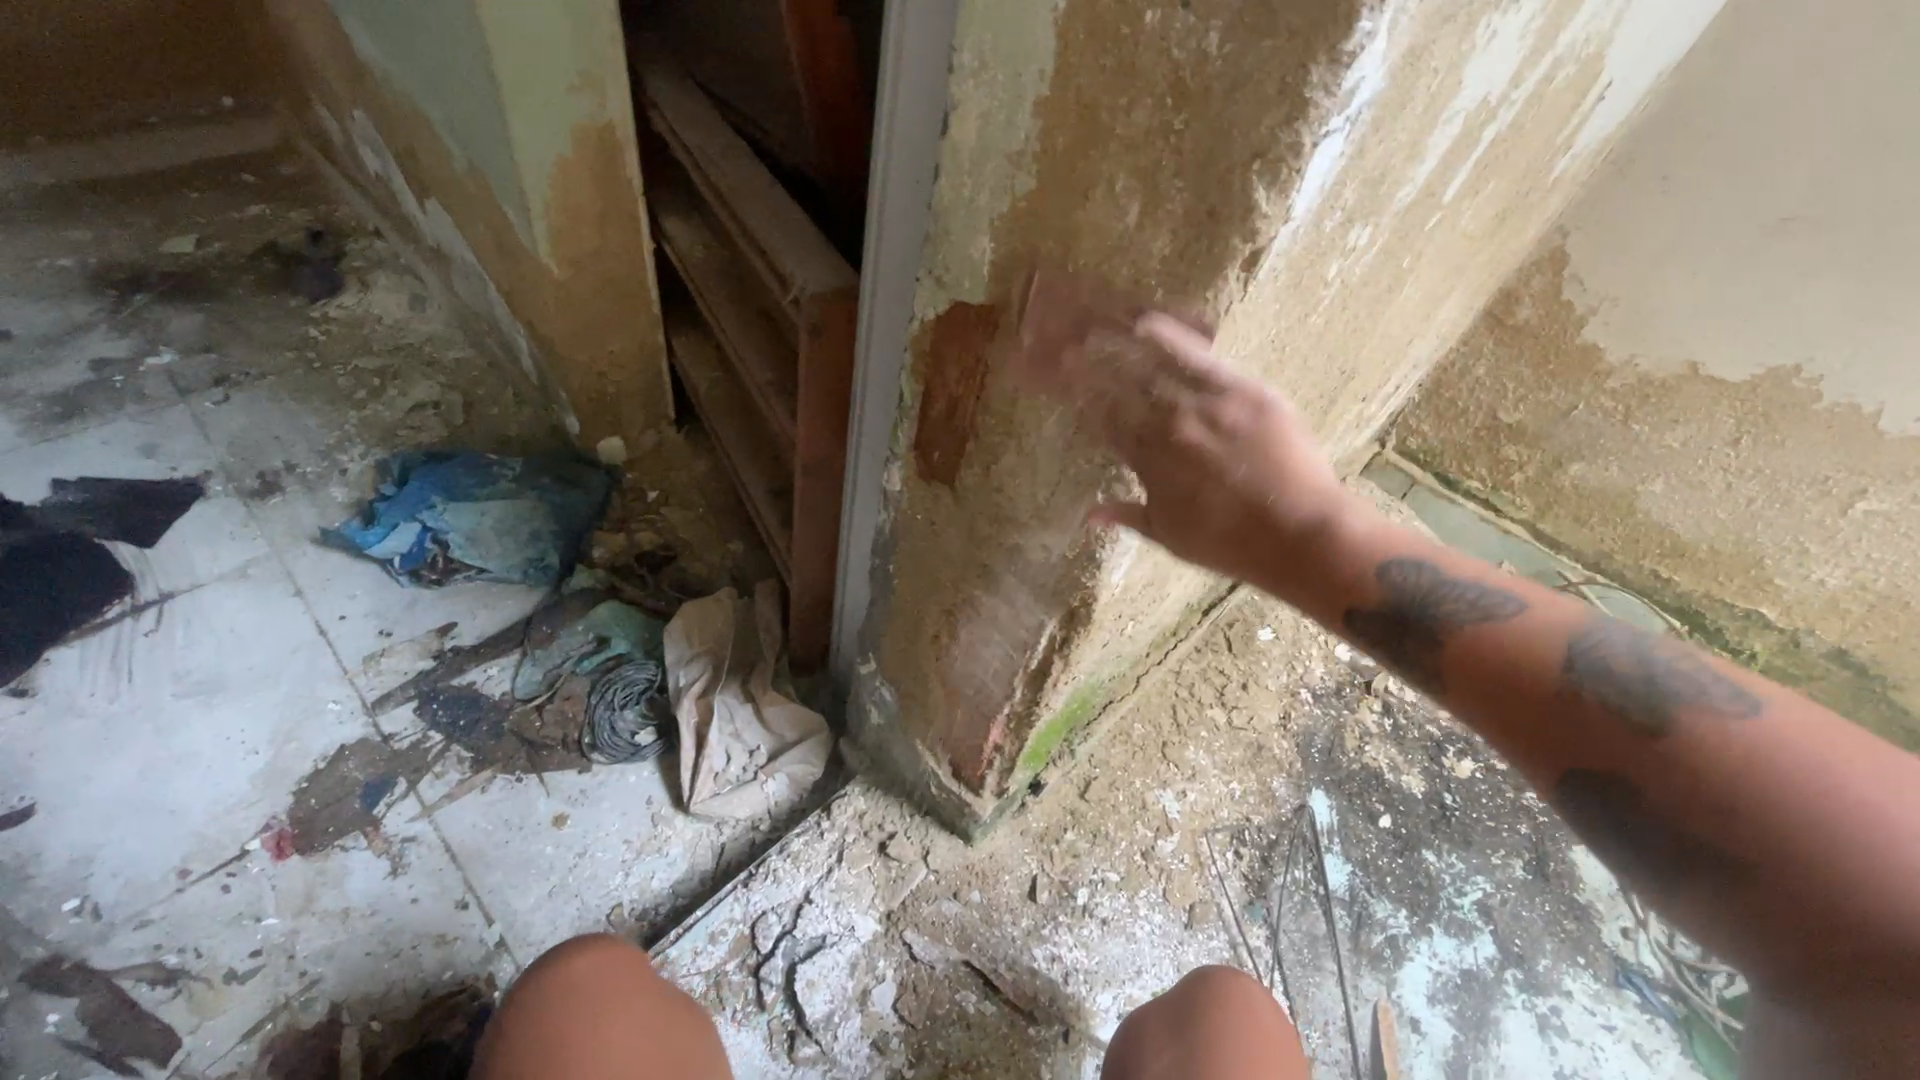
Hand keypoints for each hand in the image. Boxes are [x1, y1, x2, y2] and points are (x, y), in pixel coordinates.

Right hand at [1014, 296, 1353, 588]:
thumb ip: (1128, 516)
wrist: (1299, 535)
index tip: (1049, 374)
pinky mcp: (1242, 391)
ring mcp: (1204, 406)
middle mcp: (1166, 427)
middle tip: (1056, 339)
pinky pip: (1199, 358)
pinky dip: (1170, 338)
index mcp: (1146, 461)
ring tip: (1089, 325)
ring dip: (1114, 347)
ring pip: (1149, 368)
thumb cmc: (1232, 544)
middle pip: (1115, 387)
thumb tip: (1089, 515)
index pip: (1100, 419)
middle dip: (1082, 363)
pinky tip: (1145, 322)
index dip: (1073, 395)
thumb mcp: (1171, 536)